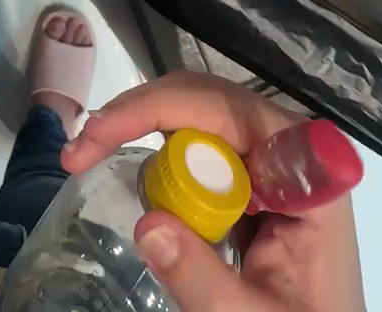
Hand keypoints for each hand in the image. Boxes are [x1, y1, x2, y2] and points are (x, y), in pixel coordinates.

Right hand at [63, 71, 366, 311]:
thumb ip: (205, 281)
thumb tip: (146, 224)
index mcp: (304, 174)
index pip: (230, 111)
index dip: (165, 108)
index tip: (104, 131)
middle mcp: (285, 146)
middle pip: (203, 100)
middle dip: (136, 113)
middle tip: (77, 150)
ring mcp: (263, 154)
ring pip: (191, 110)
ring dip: (135, 122)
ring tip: (85, 152)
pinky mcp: (244, 169)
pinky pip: (191, 138)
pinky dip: (148, 142)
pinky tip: (113, 155)